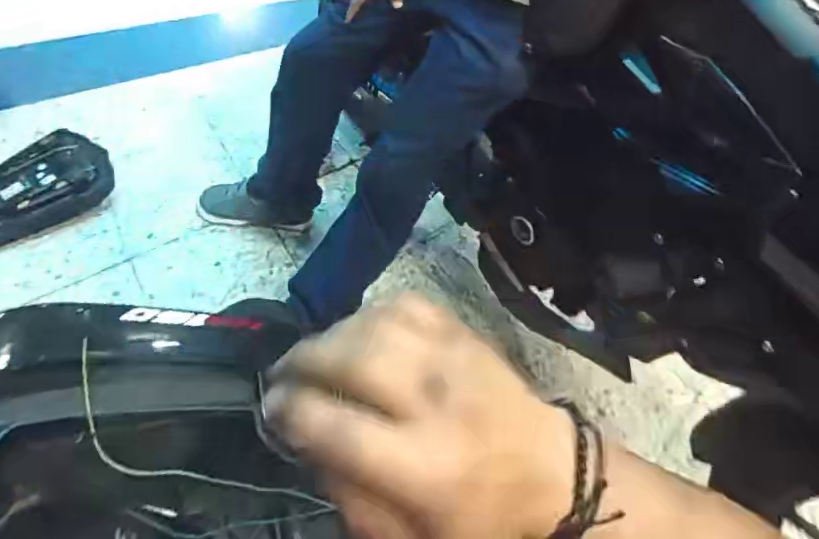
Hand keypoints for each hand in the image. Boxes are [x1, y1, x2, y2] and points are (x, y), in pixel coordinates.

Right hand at [264, 295, 575, 538]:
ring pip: (377, 324)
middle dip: (305, 361)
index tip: (271, 408)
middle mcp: (436, 401)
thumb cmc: (477, 515)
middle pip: (356, 361)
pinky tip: (358, 329)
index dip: (295, 413)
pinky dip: (373, 310)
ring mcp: (452, 355)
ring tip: (313, 353)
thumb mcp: (413, 537)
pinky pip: (406, 303)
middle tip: (280, 373)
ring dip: (333, 333)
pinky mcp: (463, 330)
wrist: (548, 468)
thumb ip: (355, 499)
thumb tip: (309, 443)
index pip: (341, 428)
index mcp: (424, 467)